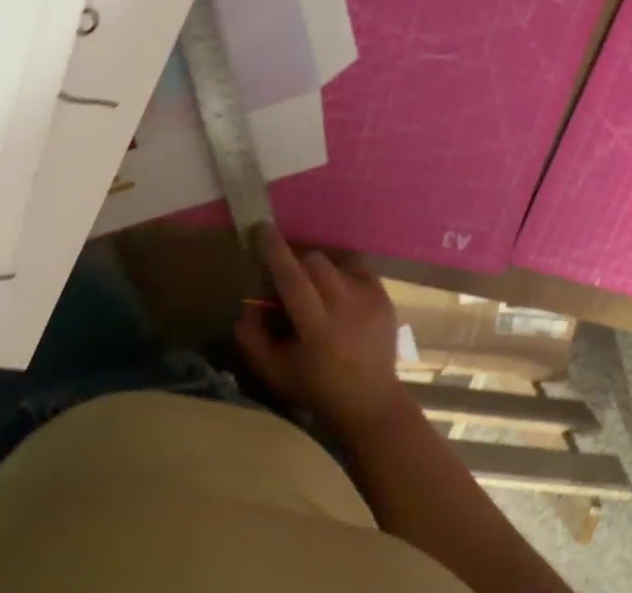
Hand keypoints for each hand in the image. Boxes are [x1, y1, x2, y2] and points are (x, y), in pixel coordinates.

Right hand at [233, 225, 411, 433]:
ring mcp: (370, 301)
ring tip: (315, 294)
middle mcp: (347, 309)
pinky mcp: (385, 299)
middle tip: (288, 281)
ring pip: (334, 263)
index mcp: (318, 329)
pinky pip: (355, 268)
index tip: (262, 228)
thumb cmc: (316, 388)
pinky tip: (337, 297)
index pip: (293, 279)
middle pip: (314, 262)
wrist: (372, 404)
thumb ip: (251, 336)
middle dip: (295, 263)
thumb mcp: (273, 371)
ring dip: (317, 271)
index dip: (276, 251)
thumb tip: (247, 303)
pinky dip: (340, 275)